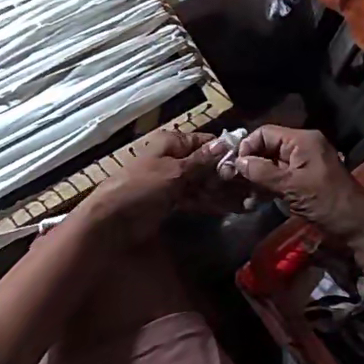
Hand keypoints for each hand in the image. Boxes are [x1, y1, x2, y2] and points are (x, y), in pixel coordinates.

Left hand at [72, 130, 242, 237]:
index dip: (225, 151)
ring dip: (222, 191)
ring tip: (248, 199)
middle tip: (252, 187)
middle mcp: (172, 158)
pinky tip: (231, 208)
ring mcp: (171, 181)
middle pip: (205, 164)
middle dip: (226, 175)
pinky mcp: (170, 202)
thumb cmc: (141, 189)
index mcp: (170, 143)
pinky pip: (195, 198)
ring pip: (202, 182)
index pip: (205, 142)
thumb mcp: (173, 172)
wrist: (111, 222)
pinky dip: (210, 202)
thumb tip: (226, 144)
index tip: (248, 163)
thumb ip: (201, 161)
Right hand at [225, 125, 363, 258]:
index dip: (247, 146)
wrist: (359, 228)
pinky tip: (256, 197)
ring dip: (257, 175)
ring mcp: (305, 163)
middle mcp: (303, 146)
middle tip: (234, 180)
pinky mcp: (305, 179)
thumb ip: (263, 172)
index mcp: (303, 140)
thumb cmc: (328, 204)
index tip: (234, 166)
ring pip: (272, 162)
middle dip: (250, 162)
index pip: (264, 133)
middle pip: (267, 146)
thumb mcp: (293, 187)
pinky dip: (268, 184)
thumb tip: (237, 162)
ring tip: (243, 191)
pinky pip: (281, 175)